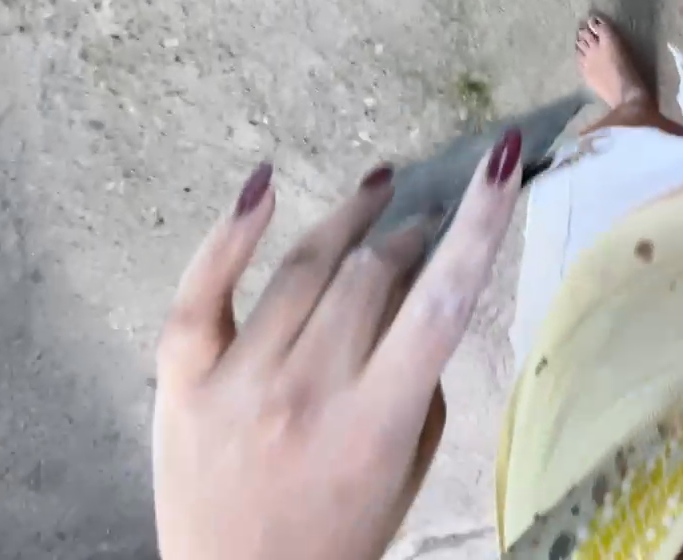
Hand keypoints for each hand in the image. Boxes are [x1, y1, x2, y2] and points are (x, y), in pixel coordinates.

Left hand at [152, 130, 523, 559]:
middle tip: (424, 226)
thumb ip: (421, 366)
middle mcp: (306, 391)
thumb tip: (418, 282)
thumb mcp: (414, 456)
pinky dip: (230, 233)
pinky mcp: (180, 385)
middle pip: (371, 270)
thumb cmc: (351, 528)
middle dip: (411, 233)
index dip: (480, 221)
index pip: (442, 298)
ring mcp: (236, 384)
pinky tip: (264, 183)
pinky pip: (200, 294)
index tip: (502, 160)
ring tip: (380, 188)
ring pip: (306, 266)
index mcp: (377, 420)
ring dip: (354, 216)